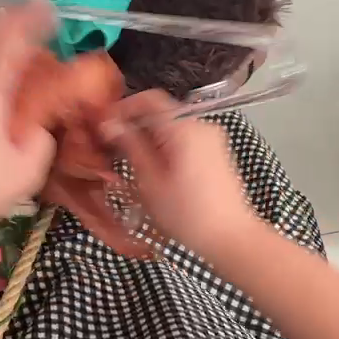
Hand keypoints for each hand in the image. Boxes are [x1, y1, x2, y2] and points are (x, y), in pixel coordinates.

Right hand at [100, 90, 257, 255]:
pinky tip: (156, 172)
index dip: (124, 107)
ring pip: (172, 128)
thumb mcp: (150, 180)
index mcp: (184, 128)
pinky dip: (167, 147)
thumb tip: (110, 123)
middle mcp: (201, 125)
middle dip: (135, 126)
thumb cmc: (187, 213)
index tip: (105, 125)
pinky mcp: (217, 153)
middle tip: (113, 148)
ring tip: (132, 163)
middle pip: (160, 113)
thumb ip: (130, 146)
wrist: (232, 239)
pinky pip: (184, 140)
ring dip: (150, 139)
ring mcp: (212, 139)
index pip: (149, 99)